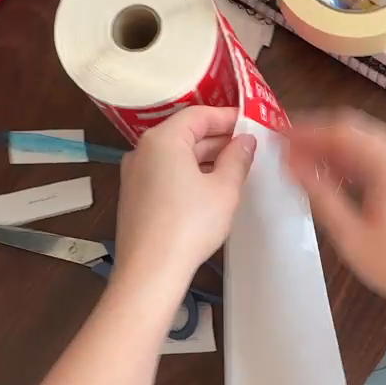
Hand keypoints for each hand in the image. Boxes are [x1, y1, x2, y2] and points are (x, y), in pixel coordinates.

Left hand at [114, 106, 255, 292]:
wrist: (151, 270)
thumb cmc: (191, 224)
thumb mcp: (224, 189)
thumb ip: (238, 158)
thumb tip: (246, 140)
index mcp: (163, 139)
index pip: (199, 114)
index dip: (228, 116)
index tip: (251, 123)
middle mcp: (142, 150)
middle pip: (184, 133)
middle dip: (217, 139)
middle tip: (247, 148)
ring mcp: (134, 175)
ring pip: (174, 155)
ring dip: (204, 158)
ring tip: (233, 169)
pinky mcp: (134, 197)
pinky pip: (164, 174)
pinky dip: (187, 174)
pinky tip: (208, 190)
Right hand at [284, 111, 385, 322]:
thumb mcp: (350, 232)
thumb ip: (318, 193)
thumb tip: (291, 164)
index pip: (340, 131)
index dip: (305, 132)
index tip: (278, 137)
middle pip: (354, 132)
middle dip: (318, 139)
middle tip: (286, 149)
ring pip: (366, 146)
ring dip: (334, 153)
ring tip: (302, 165)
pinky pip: (380, 161)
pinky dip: (353, 165)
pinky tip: (332, 179)